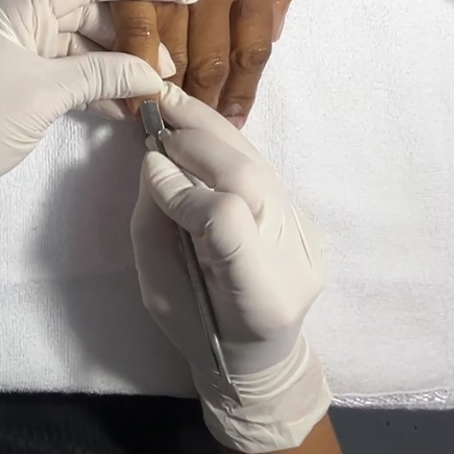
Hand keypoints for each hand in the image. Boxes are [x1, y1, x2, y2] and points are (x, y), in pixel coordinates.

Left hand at [0, 0, 202, 258]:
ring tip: (154, 89)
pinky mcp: (16, 72)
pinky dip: (92, 82)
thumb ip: (102, 76)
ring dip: (115, 63)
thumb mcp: (43, 96)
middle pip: (89, 9)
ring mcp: (16, 43)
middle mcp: (18, 14)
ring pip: (80, 41)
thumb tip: (153, 76)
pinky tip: (123, 106)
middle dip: (133, 33)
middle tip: (173, 64)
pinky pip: (64, 66)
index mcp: (18, 4)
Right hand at [94, 0, 297, 125]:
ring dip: (173, 92)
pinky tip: (134, 90)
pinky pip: (130, 29)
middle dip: (211, 101)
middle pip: (214, 60)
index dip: (246, 89)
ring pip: (173, 53)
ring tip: (170, 118)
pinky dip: (133, 65)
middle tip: (203, 131)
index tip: (238, 117)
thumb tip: (271, 30)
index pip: (255, 49)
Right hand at [131, 84, 329, 452]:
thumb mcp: (157, 290)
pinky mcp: (303, 215)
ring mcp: (306, 234)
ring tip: (171, 102)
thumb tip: (155, 161)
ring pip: (259, 163)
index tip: (148, 164)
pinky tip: (195, 124)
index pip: (226, 221)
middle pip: (249, 179)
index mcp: (257, 297)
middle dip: (195, 142)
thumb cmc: (198, 329)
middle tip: (155, 118)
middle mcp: (294, 259)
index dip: (182, 188)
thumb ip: (155, 226)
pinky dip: (223, 140)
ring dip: (209, 127)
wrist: (258, 352)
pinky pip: (261, 165)